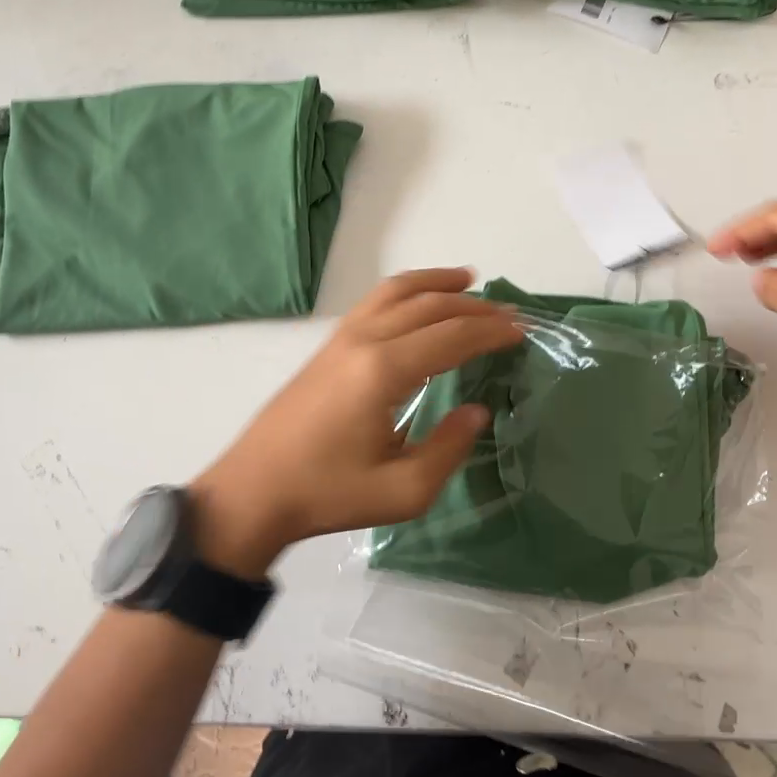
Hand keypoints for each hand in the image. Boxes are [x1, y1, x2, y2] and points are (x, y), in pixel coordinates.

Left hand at [189, 269, 522, 577]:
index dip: (490, 332)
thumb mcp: (402, 491)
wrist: (254, 491)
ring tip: (469, 281)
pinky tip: (418, 302)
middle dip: (473, 307)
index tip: (522, 332)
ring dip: (436, 284)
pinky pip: (374, 302)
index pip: (450, 337)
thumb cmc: (328, 495)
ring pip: (396, 293)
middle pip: (428, 307)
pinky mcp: (327, 347)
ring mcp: (341, 339)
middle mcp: (363, 341)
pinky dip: (404, 291)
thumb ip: (448, 448)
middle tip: (509, 314)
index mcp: (383, 372)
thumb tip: (477, 411)